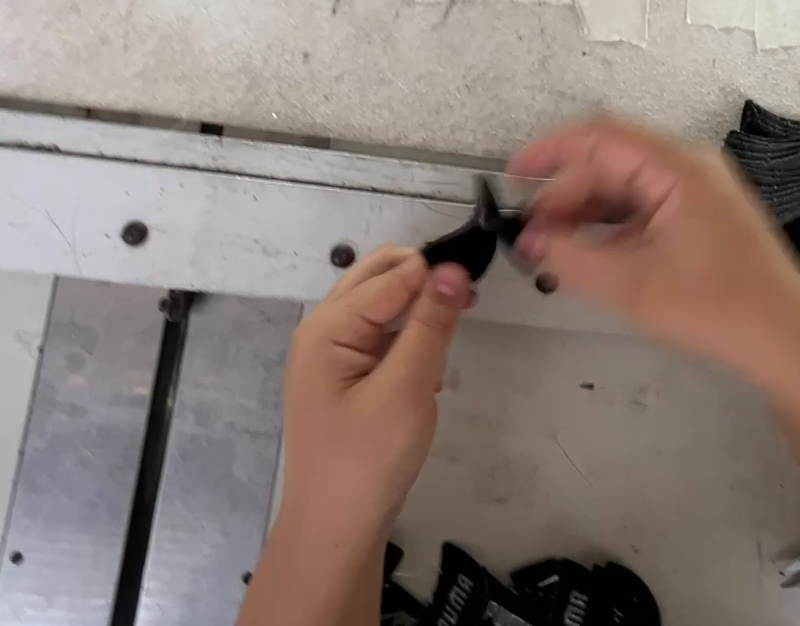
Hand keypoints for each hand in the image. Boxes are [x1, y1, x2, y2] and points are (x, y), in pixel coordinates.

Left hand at [279, 246, 472, 530]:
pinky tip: (425, 377)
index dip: (433, 275)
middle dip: (423, 286)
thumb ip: (430, 324)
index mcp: (328, 327)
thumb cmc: (368, 460)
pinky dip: (408, 344)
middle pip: (380, 278)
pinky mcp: (346, 374)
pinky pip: (382, 336)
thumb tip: (451, 267)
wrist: (336, 533)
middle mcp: (324, 329)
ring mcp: (332, 353)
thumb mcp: (406, 388)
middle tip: (465, 306)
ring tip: (439, 357)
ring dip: (417, 317)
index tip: (474, 287)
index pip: (391, 276)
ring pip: (384, 305)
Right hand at [508, 118, 799, 376]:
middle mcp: (688, 165)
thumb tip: (530, 238)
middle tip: (533, 231)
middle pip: (611, 160)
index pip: (598, 137)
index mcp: (675, 166)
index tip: (513, 176)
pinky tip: (593, 253)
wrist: (789, 340)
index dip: (549, 151)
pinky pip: (646, 204)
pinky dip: (614, 224)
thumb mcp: (631, 284)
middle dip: (566, 192)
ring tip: (554, 244)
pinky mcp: (703, 213)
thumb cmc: (715, 307)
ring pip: (627, 184)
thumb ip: (570, 257)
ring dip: (587, 209)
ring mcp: (699, 188)